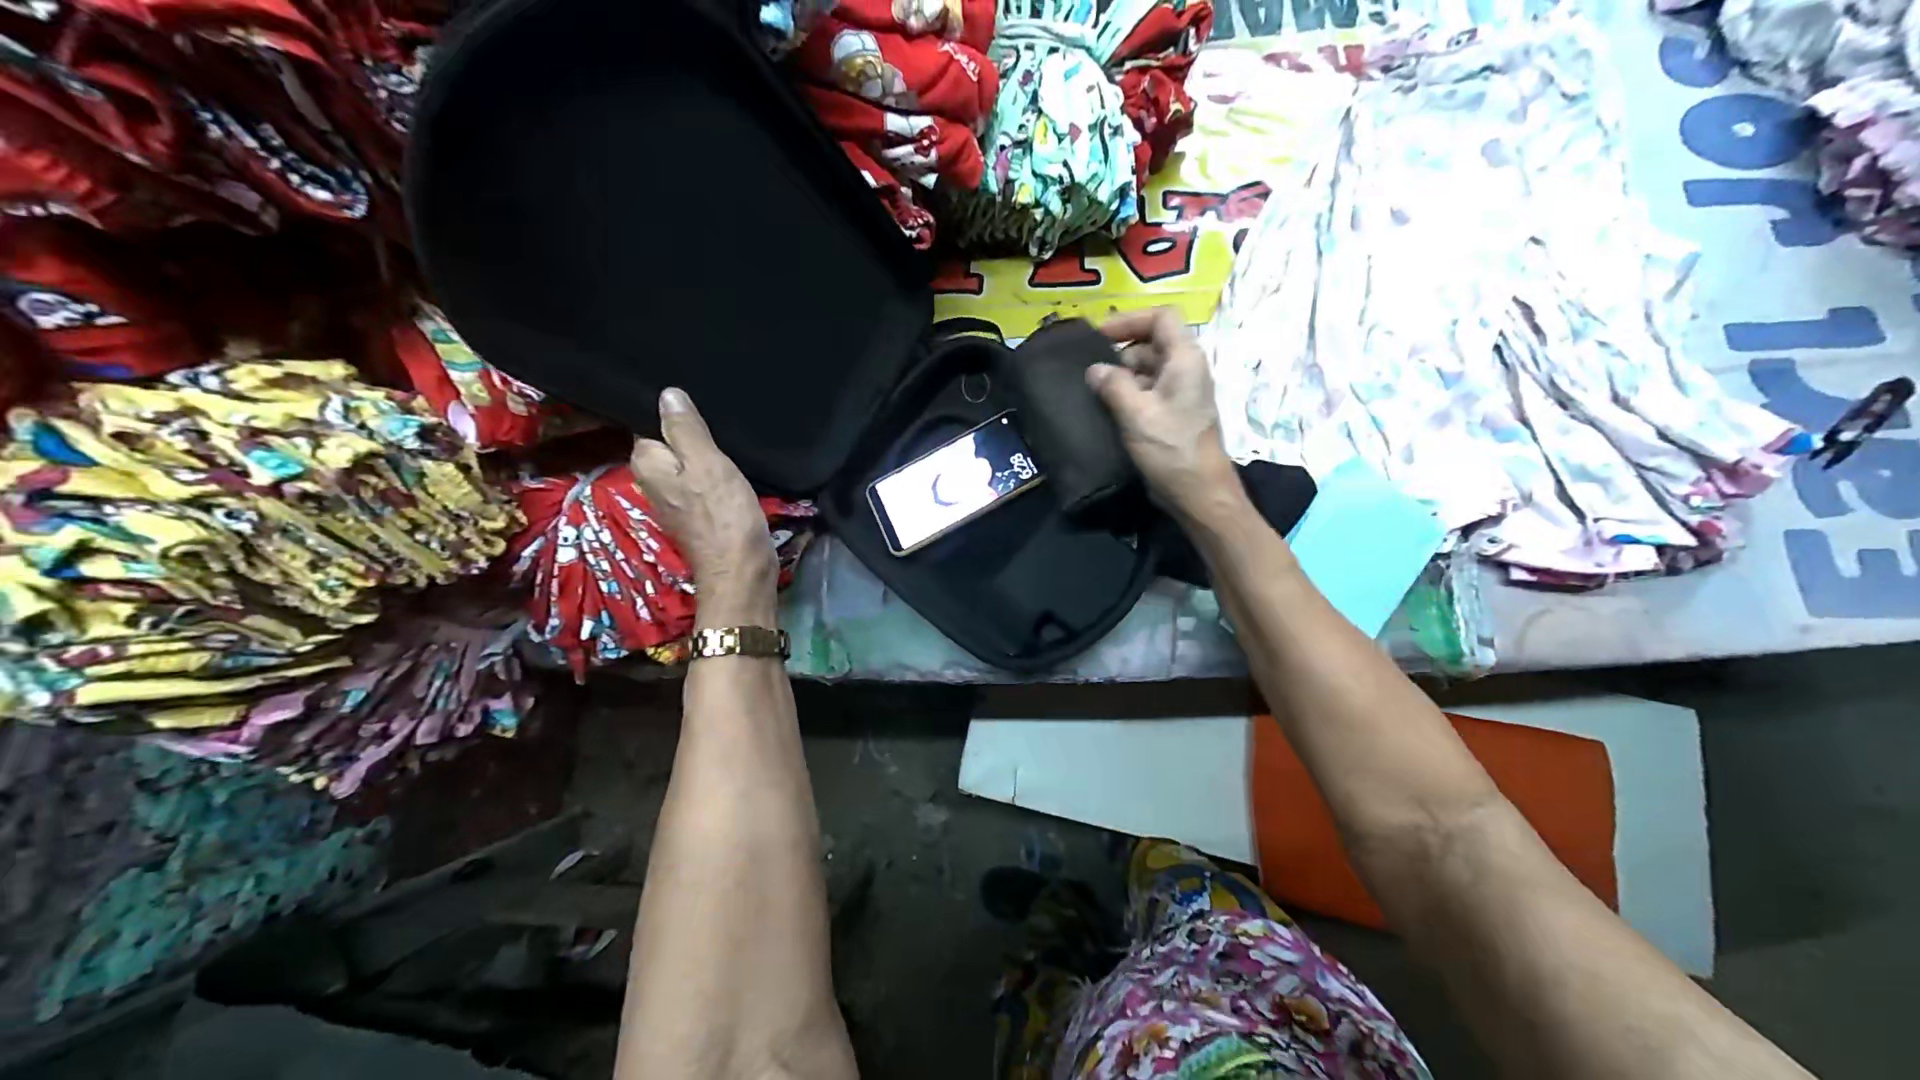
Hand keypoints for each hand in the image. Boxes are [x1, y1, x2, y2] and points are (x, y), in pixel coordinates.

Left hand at [629, 388, 776, 627]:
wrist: (742, 569)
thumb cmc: (724, 515)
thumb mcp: (707, 462)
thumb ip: (685, 428)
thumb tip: (667, 394)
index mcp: (647, 463)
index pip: (650, 423)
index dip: (675, 415)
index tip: (701, 410)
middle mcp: (652, 480)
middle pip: (670, 443)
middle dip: (691, 434)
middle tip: (720, 423)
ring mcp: (674, 499)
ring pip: (687, 463)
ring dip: (706, 454)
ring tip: (728, 442)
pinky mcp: (696, 512)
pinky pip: (701, 481)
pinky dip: (714, 474)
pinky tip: (732, 470)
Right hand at [1087, 307, 1239, 524]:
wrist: (1198, 492)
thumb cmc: (1171, 449)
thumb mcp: (1136, 414)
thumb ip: (1112, 385)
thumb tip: (1094, 370)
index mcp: (1185, 359)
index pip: (1161, 318)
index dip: (1129, 320)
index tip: (1099, 337)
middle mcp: (1186, 370)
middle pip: (1150, 344)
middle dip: (1119, 355)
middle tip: (1090, 374)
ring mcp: (1181, 393)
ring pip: (1146, 370)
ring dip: (1121, 378)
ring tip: (1094, 394)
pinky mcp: (1173, 414)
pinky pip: (1148, 392)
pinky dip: (1128, 396)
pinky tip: (1107, 411)